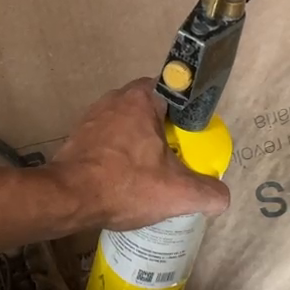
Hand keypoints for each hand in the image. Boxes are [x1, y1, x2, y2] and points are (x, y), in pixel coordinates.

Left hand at [50, 79, 231, 230]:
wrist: (68, 197)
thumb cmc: (124, 184)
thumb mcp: (177, 192)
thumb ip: (208, 193)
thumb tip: (221, 198)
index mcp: (141, 98)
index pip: (172, 91)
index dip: (184, 114)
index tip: (189, 140)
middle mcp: (116, 98)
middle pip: (150, 110)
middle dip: (163, 133)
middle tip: (174, 159)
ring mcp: (93, 116)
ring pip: (127, 125)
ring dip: (139, 144)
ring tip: (149, 174)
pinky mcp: (79, 136)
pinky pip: (108, 140)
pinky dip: (118, 155)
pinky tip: (123, 180)